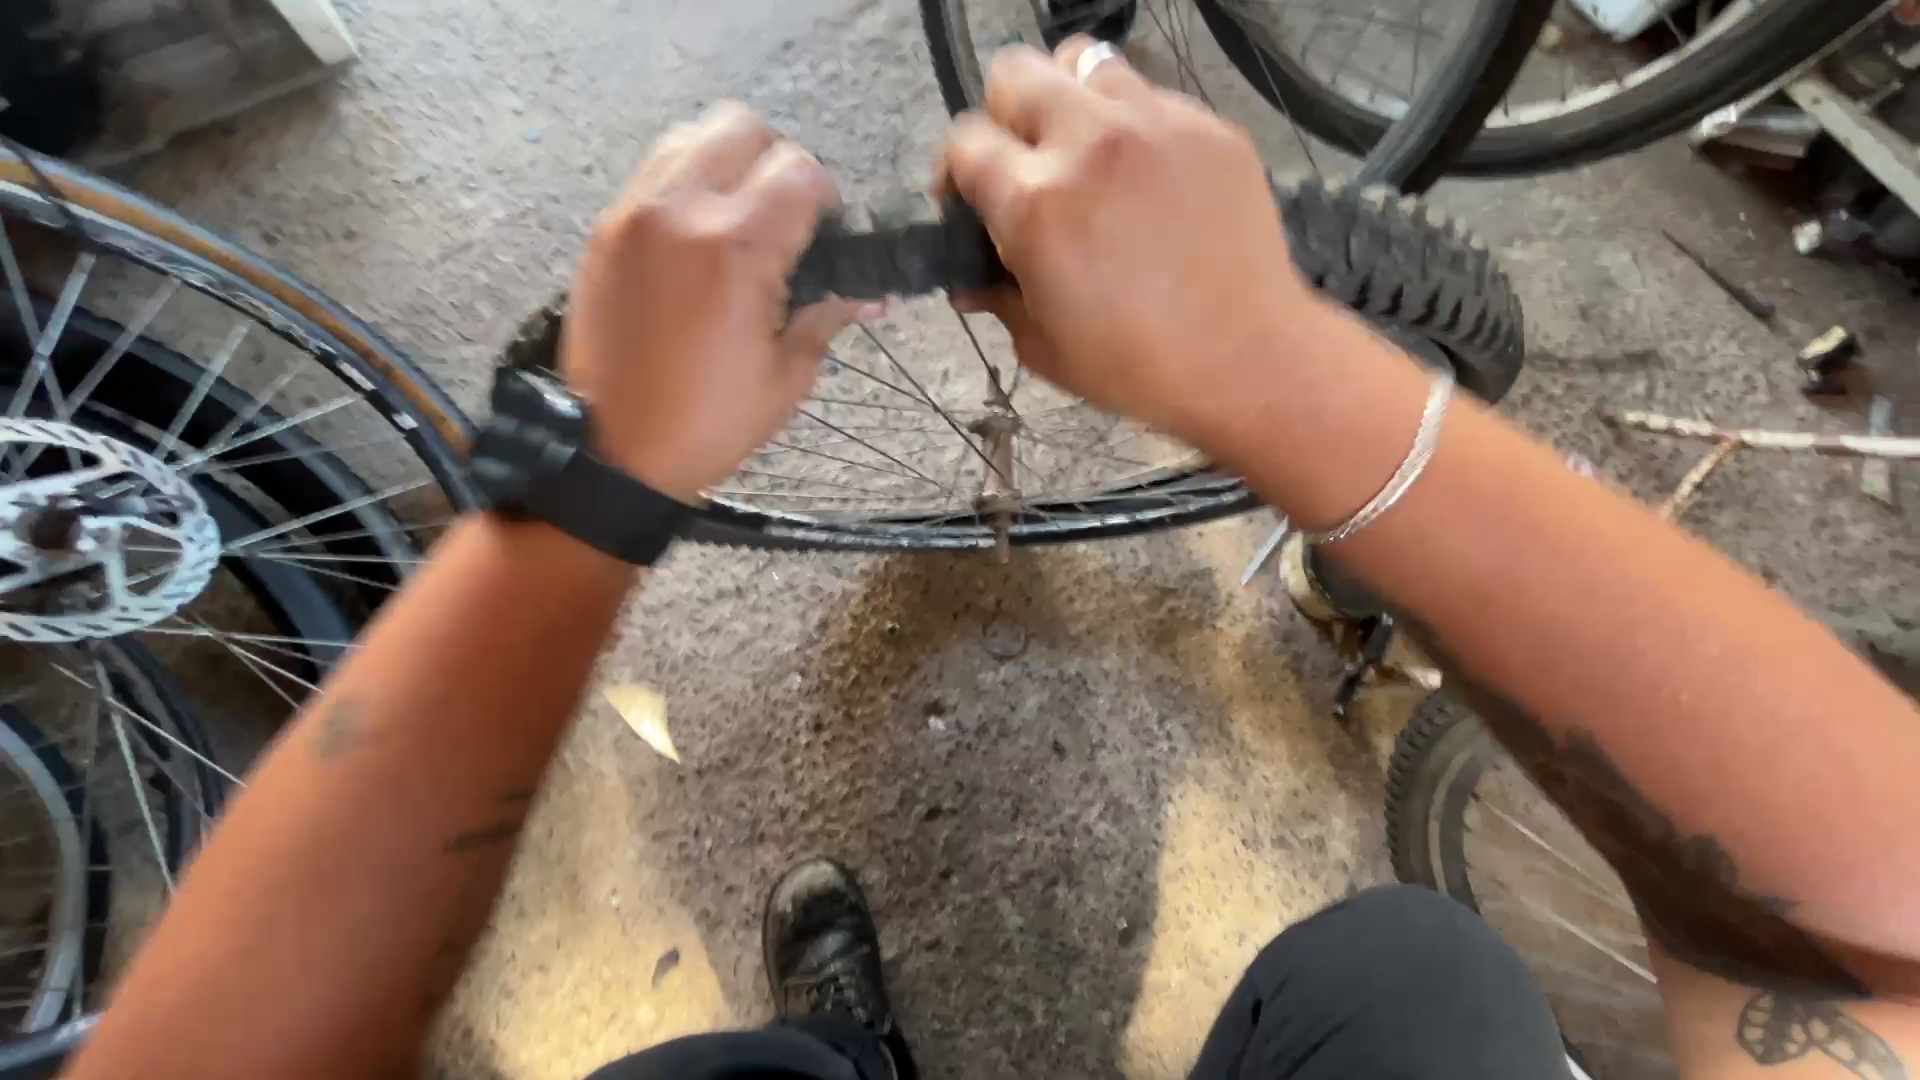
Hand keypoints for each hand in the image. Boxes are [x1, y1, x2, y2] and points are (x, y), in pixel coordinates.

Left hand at [560, 103, 874, 501]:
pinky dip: (685, 187)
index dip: (827, 199)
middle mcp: (680, 212)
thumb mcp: (786, 376)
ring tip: (738, 222)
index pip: (800, 172)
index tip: (827, 234)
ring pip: (690, 136)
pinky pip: (653, 174)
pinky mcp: (604, 230)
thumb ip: (827, 316)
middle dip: (777, 165)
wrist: (614, 452)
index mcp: (737, 250)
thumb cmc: (709, 423)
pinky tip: (697, 239)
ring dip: (727, 165)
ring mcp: (633, 214)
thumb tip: (870, 293)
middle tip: (784, 220)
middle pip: (742, 128)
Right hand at [944, 40, 1322, 448]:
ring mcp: (1154, 124)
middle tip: (1022, 170)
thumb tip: (969, 281)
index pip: (964, 142)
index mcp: (1035, 203)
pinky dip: (1129, 126)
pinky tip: (1144, 179)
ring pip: (1084, 63)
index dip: (955, 173)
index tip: (969, 204)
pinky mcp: (1206, 127)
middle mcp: (1088, 142)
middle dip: (1003, 120)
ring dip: (1068, 105)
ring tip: (1083, 157)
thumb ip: (997, 298)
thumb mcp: (1042, 346)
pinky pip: (1149, 95)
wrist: (1242, 359)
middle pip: (1015, 74)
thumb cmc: (1133, 367)